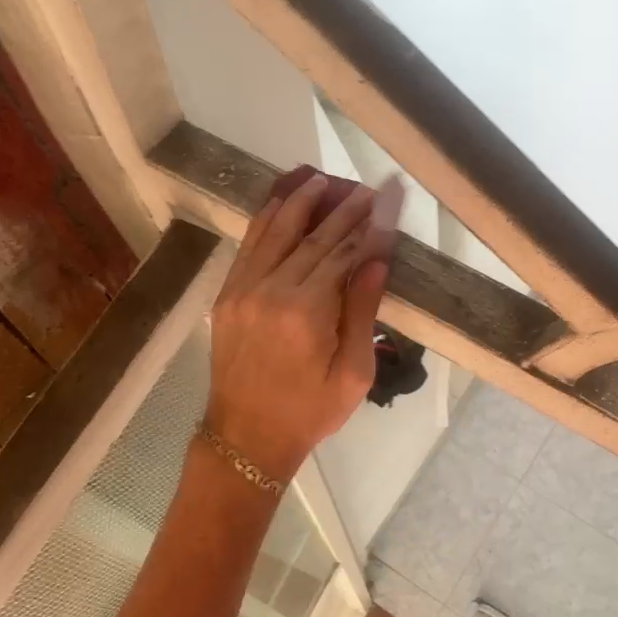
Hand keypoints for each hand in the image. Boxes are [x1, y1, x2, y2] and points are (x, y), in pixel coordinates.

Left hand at [205, 167, 400, 481]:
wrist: (246, 438)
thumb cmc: (309, 412)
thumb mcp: (353, 374)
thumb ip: (363, 311)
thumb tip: (378, 257)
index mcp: (308, 313)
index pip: (345, 252)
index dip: (370, 223)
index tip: (390, 196)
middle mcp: (272, 290)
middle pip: (314, 237)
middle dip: (342, 208)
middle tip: (366, 187)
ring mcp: (243, 289)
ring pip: (276, 231)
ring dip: (301, 201)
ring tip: (324, 178)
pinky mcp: (227, 294)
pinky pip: (248, 245)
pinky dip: (265, 218)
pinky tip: (281, 199)